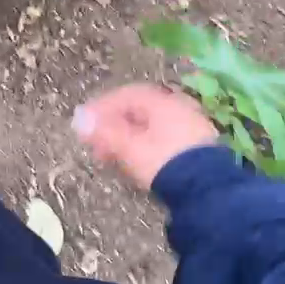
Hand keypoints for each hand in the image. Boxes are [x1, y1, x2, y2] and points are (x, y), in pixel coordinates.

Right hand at [74, 83, 218, 189]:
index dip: (100, 107)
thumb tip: (79, 121)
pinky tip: (134, 161)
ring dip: (126, 137)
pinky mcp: (196, 146)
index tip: (84, 122)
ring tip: (111, 156)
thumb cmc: (161, 160)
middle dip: (112, 125)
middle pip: (137, 110)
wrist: (205, 189)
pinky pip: (162, 138)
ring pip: (150, 126)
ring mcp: (191, 126)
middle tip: (95, 142)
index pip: (125, 95)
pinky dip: (143, 144)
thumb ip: (102, 131)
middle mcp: (179, 108)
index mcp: (162, 102)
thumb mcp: (127, 146)